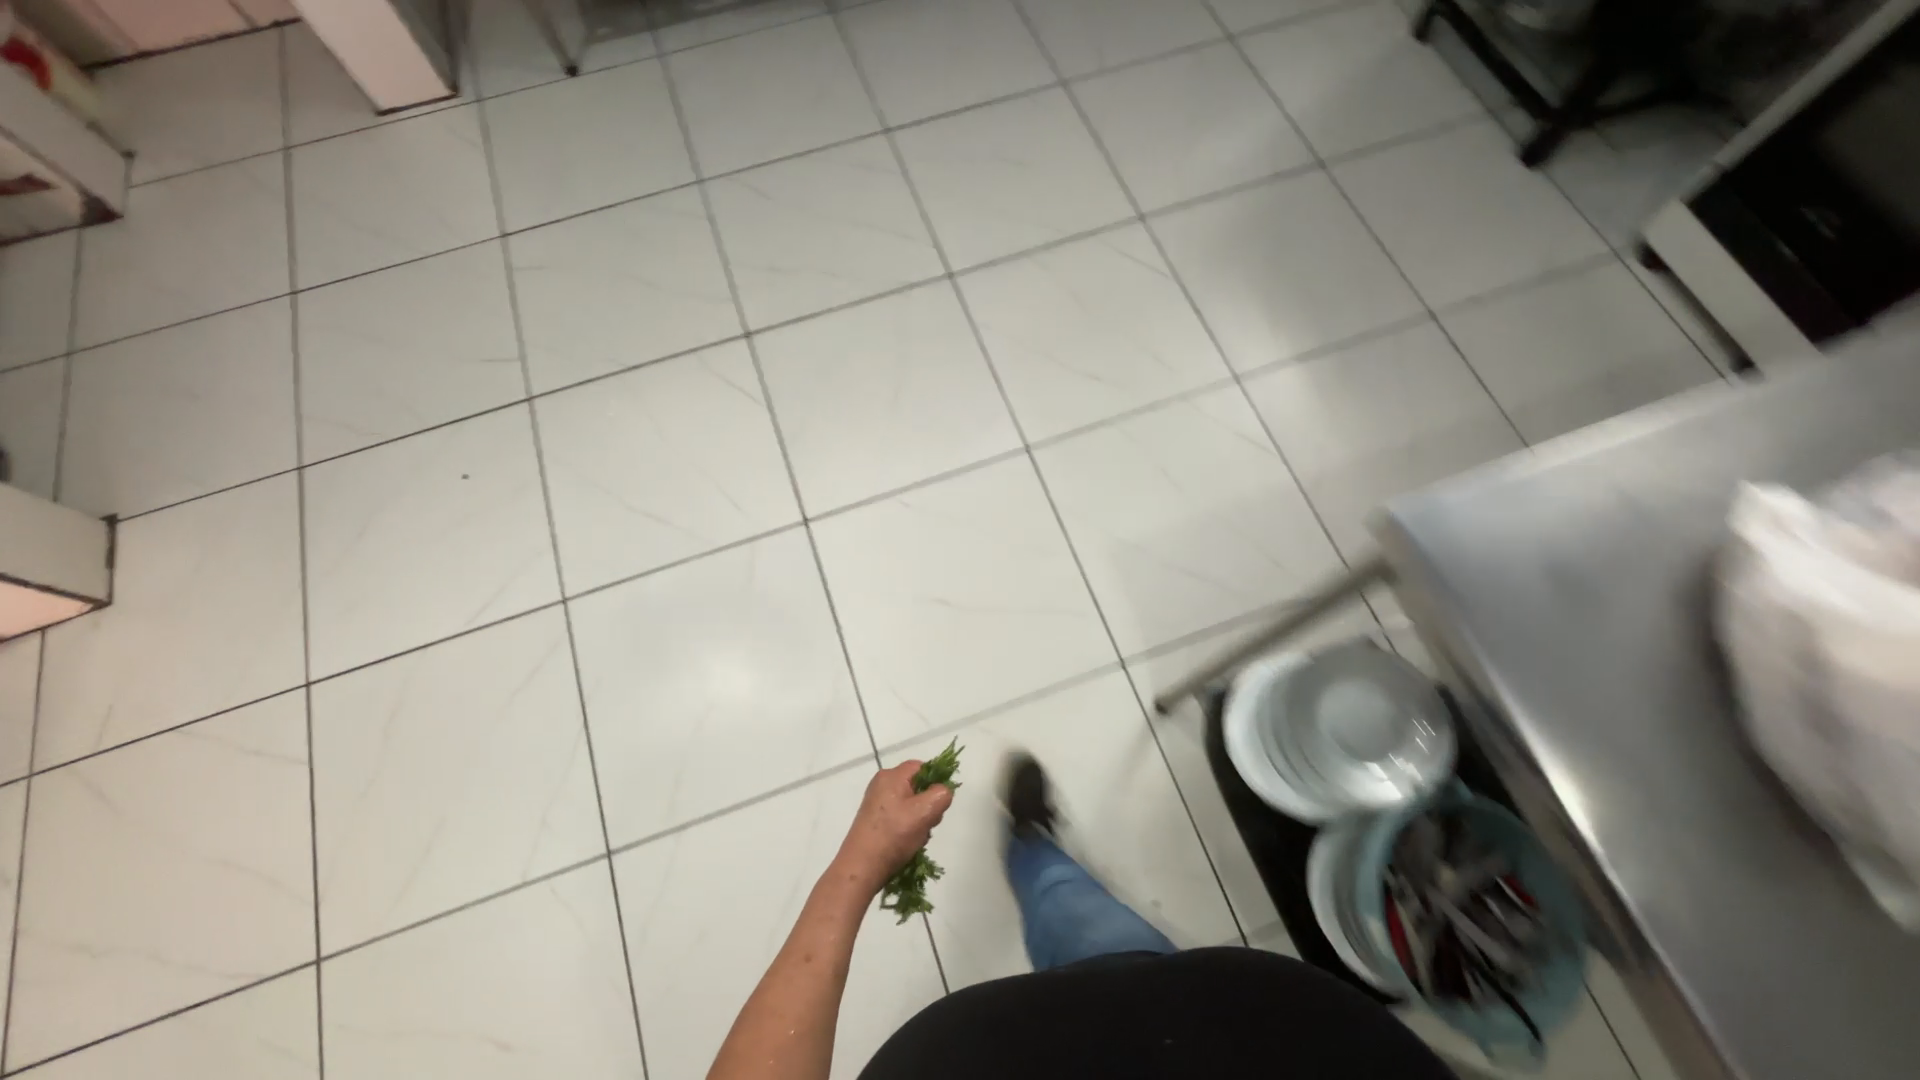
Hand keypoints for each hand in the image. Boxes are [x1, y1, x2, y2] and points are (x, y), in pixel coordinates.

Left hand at [832, 761, 954, 897]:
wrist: (861, 867)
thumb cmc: (893, 835)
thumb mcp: (925, 811)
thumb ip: (941, 794)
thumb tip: (942, 790)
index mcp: (891, 776)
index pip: (922, 767)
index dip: (935, 782)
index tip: (938, 804)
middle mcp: (882, 784)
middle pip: (917, 786)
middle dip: (928, 805)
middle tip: (928, 824)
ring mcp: (877, 802)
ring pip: (910, 804)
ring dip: (920, 820)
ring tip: (916, 837)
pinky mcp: (875, 819)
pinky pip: (900, 816)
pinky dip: (908, 827)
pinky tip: (908, 843)